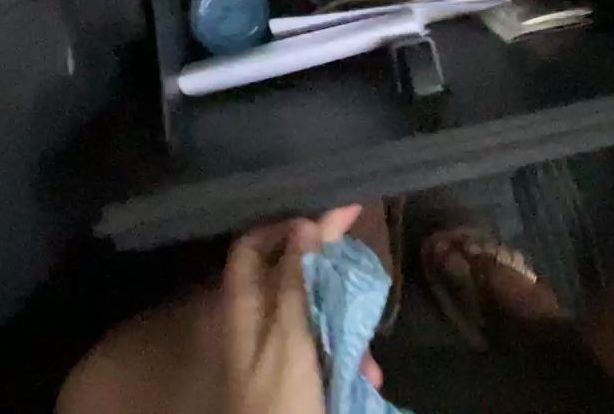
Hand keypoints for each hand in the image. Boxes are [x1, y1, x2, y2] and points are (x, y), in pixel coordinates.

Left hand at [219, 205, 376, 413]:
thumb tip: (303, 223)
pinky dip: (347, 353)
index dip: (284, 227)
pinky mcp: (296, 376)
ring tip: (369, 336)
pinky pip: (324, 346)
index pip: (252, 246)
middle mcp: (256, 322)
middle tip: (358, 259)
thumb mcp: (291, 339)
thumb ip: (295, 282)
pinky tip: (369, 375)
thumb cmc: (280, 402)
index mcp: (244, 308)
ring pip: (313, 310)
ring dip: (345, 317)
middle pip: (289, 274)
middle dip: (327, 271)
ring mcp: (276, 350)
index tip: (324, 219)